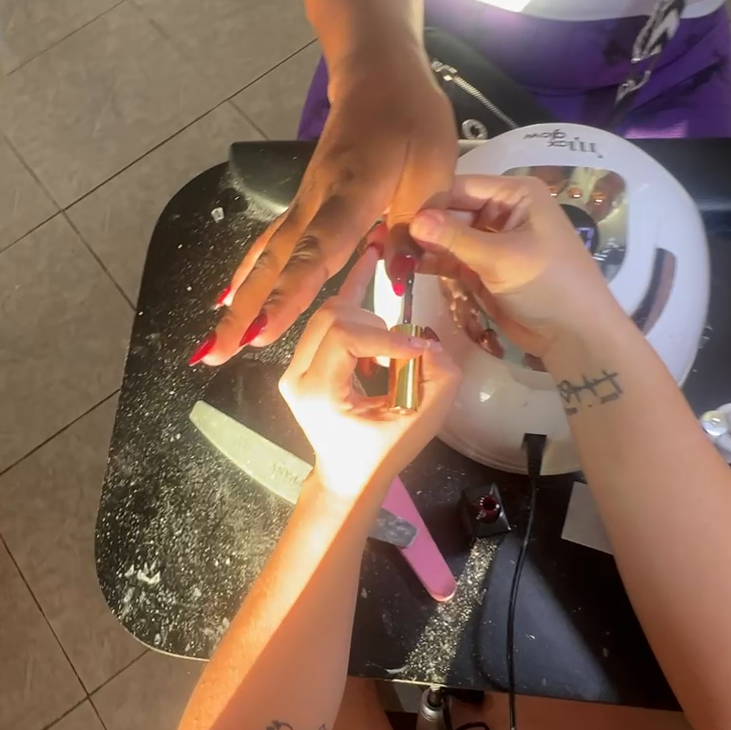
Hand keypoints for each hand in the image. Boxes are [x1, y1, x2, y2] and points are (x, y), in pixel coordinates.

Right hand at [197, 51, 454, 365]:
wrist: (377, 73)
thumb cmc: (411, 118)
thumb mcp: (433, 168)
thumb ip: (413, 224)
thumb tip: (394, 281)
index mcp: (352, 194)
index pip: (315, 252)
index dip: (289, 294)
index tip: (264, 332)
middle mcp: (315, 203)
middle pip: (274, 265)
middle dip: (244, 313)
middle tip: (215, 353)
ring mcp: (302, 204)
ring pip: (264, 259)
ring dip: (238, 303)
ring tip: (213, 342)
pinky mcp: (301, 205)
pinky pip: (268, 246)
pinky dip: (245, 274)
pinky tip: (226, 298)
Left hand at [280, 246, 459, 499]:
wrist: (347, 474)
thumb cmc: (381, 454)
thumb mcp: (418, 424)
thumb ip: (437, 381)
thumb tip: (429, 342)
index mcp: (316, 392)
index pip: (346, 337)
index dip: (386, 336)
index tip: (418, 351)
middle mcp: (295, 374)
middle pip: (333, 315)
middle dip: (376, 325)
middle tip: (401, 351)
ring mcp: (293, 365)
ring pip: (329, 312)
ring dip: (366, 317)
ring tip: (390, 342)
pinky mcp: (303, 357)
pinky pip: (326, 315)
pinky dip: (352, 288)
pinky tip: (371, 255)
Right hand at [408, 175, 626, 355]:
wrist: (572, 334)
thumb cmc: (548, 285)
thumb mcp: (502, 258)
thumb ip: (455, 239)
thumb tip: (412, 220)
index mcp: (514, 194)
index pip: (461, 186)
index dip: (427, 199)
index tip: (391, 212)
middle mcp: (500, 210)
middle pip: (450, 209)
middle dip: (420, 224)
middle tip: (382, 235)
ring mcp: (489, 240)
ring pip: (446, 235)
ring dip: (421, 245)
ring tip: (387, 251)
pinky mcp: (480, 267)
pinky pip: (449, 258)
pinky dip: (430, 262)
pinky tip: (404, 266)